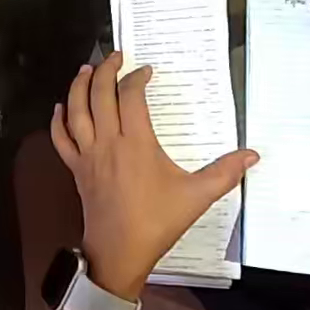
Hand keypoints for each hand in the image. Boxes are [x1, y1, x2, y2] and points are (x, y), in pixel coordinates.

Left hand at [50, 52, 257, 298]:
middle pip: (100, 95)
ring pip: (75, 111)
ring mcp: (88, 156)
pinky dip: (57, 121)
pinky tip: (59, 109)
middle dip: (106, 70)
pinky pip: (61, 140)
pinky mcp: (77, 170)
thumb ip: (225, 173)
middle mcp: (108, 142)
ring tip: (86, 70)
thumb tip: (252, 155)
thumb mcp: (196, 196)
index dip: (137, 78)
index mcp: (136, 143)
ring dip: (79, 87)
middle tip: (115, 56)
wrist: (119, 253)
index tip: (147, 72)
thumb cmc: (156, 223)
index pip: (131, 96)